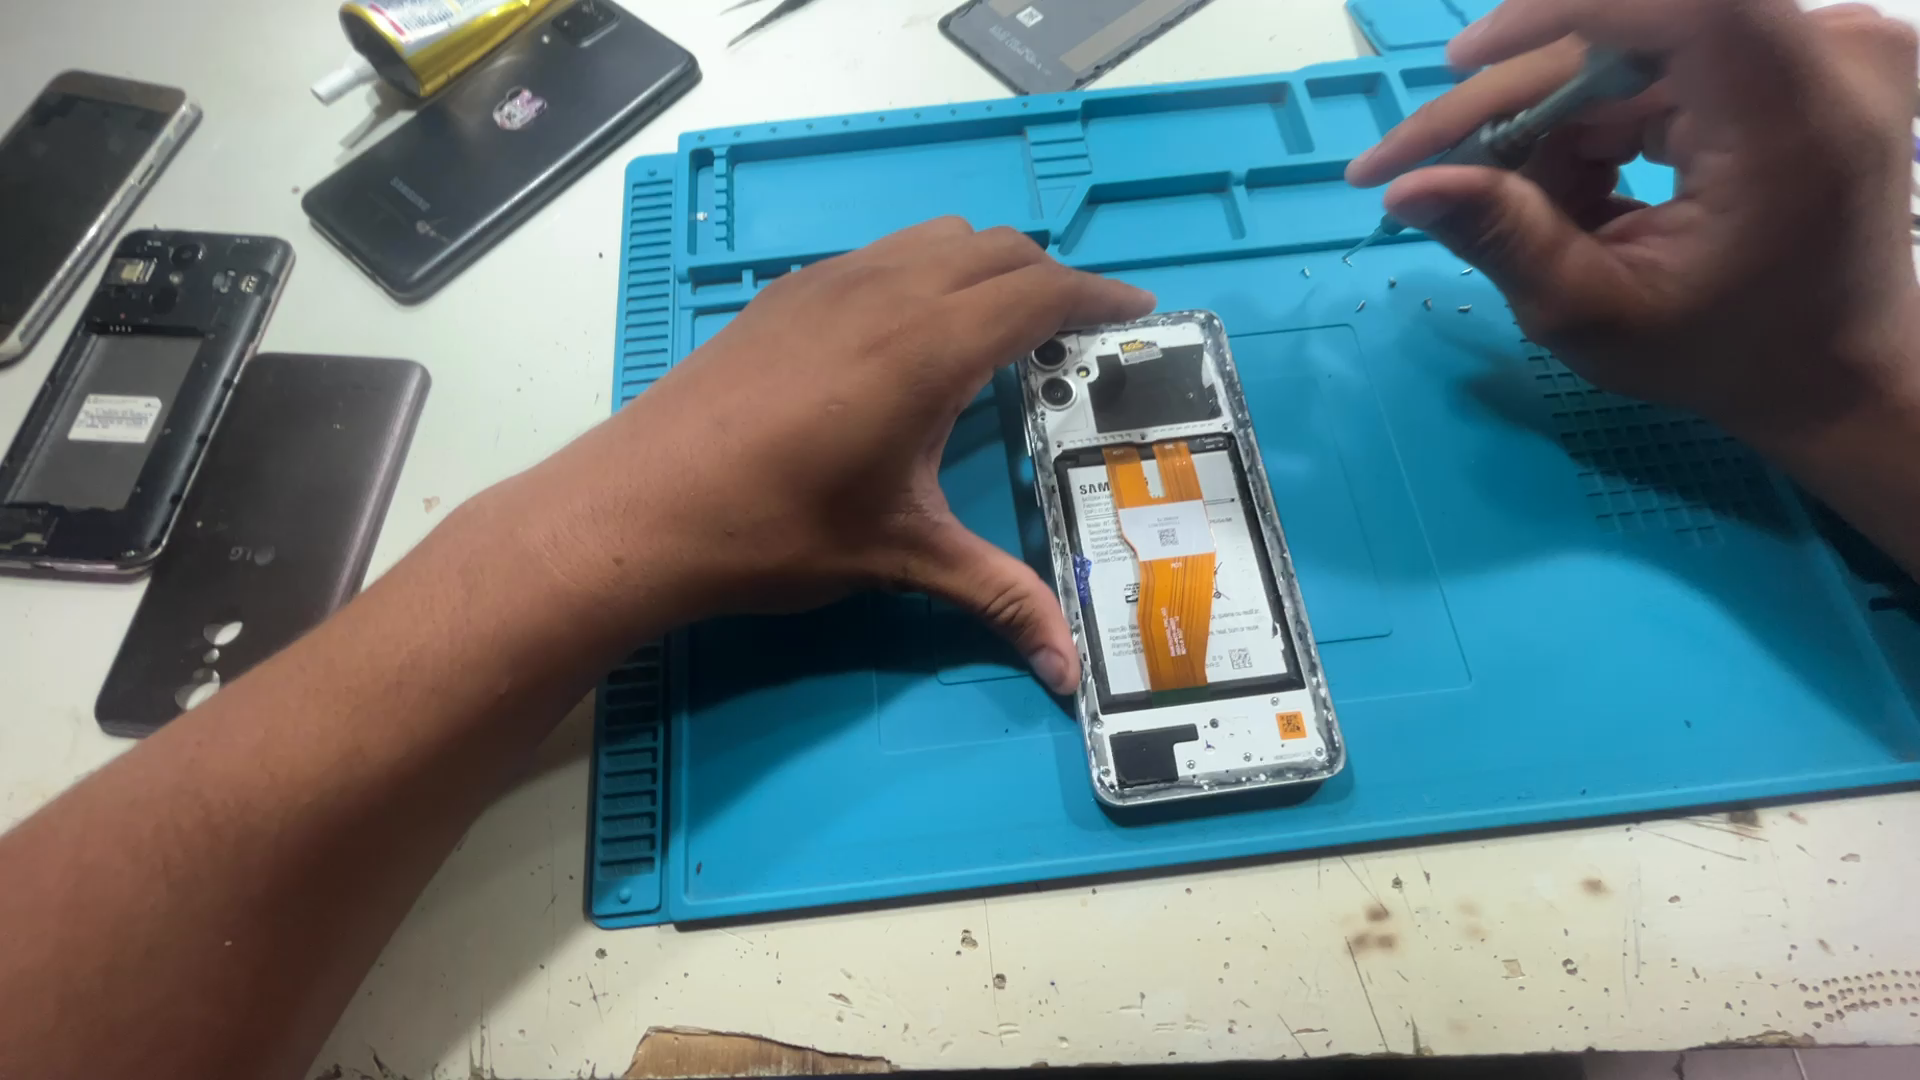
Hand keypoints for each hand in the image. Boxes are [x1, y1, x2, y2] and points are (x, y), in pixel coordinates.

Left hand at [495, 218, 1153, 692]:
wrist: (638, 509)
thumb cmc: (776, 531)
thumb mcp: (900, 557)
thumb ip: (997, 599)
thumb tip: (1068, 674)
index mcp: (928, 347)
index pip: (1039, 292)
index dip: (1098, 295)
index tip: (1134, 311)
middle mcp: (884, 292)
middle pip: (996, 249)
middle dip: (1048, 280)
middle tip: (1070, 336)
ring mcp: (827, 284)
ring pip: (935, 241)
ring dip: (984, 269)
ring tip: (996, 331)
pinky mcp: (785, 295)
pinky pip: (881, 255)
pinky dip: (924, 274)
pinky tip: (908, 338)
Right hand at [1347, 0, 1919, 452]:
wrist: (1823, 367)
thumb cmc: (1710, 352)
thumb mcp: (1586, 310)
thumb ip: (1503, 239)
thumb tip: (1404, 188)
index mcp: (1792, 114)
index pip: (1680, 4)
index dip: (1556, 12)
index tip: (1453, 66)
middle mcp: (1819, 54)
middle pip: (1622, 39)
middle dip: (1500, 105)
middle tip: (1401, 170)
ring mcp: (1804, 58)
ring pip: (1618, 62)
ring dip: (1530, 132)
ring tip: (1489, 209)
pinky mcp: (1779, 73)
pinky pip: (1643, 81)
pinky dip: (1573, 137)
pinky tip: (1549, 198)